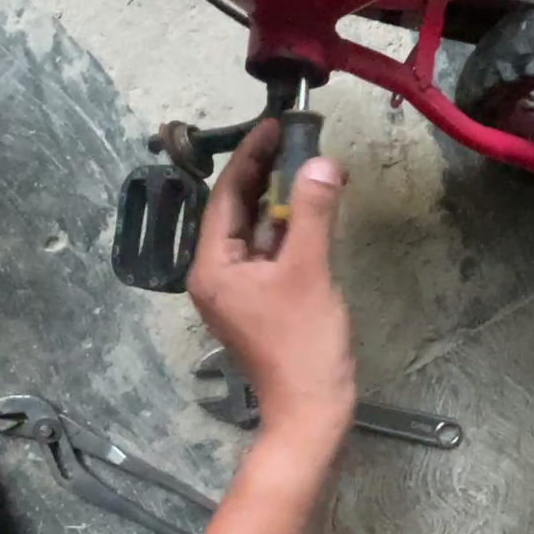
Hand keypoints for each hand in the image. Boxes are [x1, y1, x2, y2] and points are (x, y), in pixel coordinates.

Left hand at [189, 119, 356, 447]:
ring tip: (309, 166)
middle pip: (237, 211)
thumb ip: (311, 212)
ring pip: (255, 232)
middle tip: (298, 140)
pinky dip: (287, 231)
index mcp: (212, 267)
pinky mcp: (259, 302)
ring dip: (281, 201)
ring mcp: (237, 291)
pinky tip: (310, 209)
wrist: (309, 409)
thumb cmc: (302, 345)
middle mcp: (216, 276)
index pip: (225, 196)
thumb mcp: (307, 272)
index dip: (252, 156)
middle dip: (267, 175)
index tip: (276, 124)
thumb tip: (322, 163)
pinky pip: (268, 254)